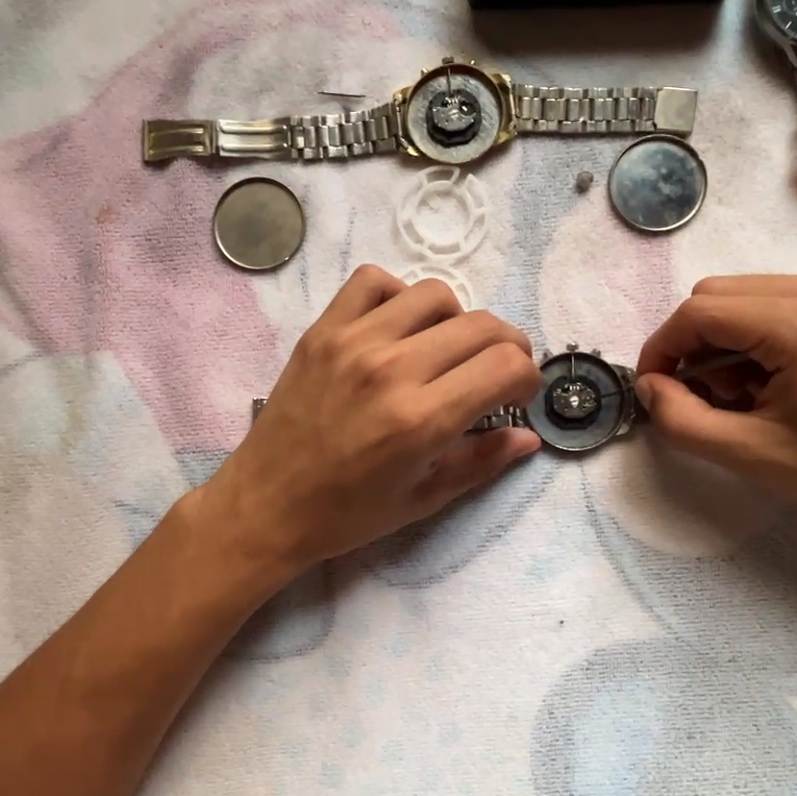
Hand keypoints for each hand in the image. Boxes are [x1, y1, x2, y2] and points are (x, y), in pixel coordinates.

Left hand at [201, 266, 542, 573]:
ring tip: (444, 351)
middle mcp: (391, 369)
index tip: (515, 397)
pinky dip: (397, 296)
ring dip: (457, 320)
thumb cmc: (347, 514)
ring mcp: (353, 342)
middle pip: (482, 326)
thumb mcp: (423, 500)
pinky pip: (372, 281)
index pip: (506, 365)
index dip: (527, 378)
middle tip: (493, 374)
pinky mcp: (322, 331)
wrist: (266, 505)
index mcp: (421, 420)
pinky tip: (398, 329)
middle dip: (506, 349)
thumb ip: (482, 462)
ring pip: (434, 295)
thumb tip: (530, 435)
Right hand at [634, 272, 796, 548]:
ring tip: (750, 392)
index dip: (662, 348)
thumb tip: (648, 386)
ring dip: (726, 338)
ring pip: (746, 293)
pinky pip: (781, 298)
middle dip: (695, 344)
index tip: (654, 390)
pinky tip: (778, 377)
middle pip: (718, 293)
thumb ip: (680, 419)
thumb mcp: (749, 455)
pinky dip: (759, 332)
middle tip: (713, 397)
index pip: (699, 311)